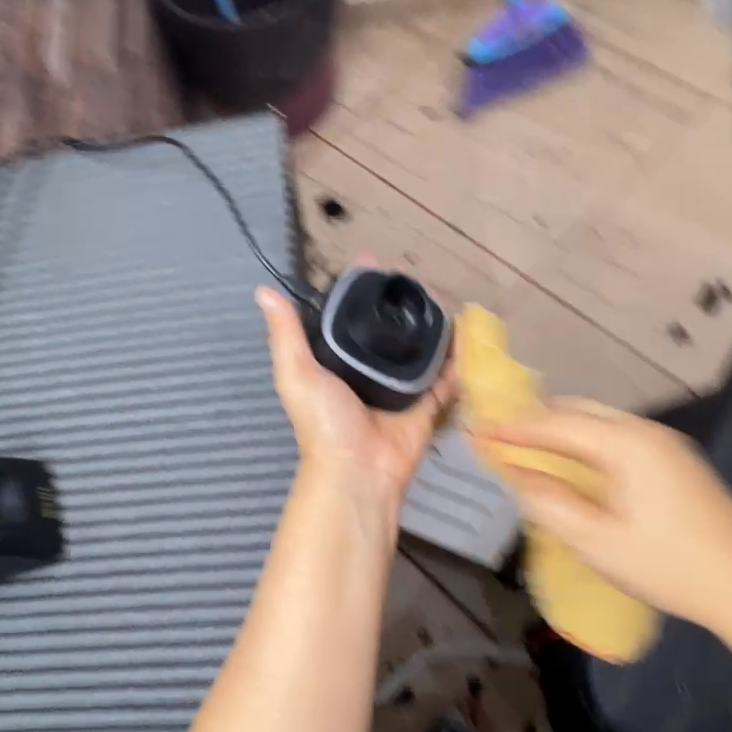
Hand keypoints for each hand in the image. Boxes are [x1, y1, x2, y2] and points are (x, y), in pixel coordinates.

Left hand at [257, 286, 452, 509]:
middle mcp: (367, 370)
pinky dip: (457, 359)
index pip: (347, 317)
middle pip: (386, 329)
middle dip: (400, 305)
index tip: (373, 263)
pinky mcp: (426, 402)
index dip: (359, 291)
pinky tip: (468, 332)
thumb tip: (263, 290)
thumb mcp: (296, 371)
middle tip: (416, 280)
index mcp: (335, 361)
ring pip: (418, 349)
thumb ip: (285, 332)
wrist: (359, 469)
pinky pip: (446, 376)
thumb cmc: (324, 420)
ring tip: (443, 298)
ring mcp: (399, 387)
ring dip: (430, 326)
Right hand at [476, 398, 731, 631]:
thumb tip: (514, 472)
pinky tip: (569, 466)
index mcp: (628, 444)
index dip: (513, 429)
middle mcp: (647, 432)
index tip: (476, 433)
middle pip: (579, 411)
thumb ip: (548, 501)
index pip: (556, 424)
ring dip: (559, 431)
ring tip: (524, 450)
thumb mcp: (596, 541)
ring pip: (599, 423)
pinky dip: (583, 444)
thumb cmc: (669, 567)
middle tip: (497, 438)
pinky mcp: (676, 463)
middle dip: (534, 421)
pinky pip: (616, 438)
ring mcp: (666, 446)